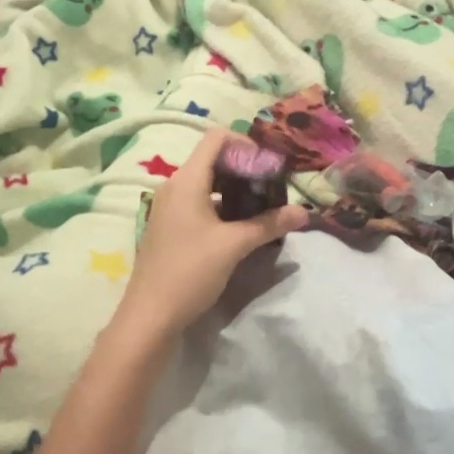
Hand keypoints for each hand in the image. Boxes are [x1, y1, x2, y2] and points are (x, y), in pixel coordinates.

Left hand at [119, 128, 308, 336]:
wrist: (150, 316)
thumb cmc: (190, 271)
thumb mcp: (234, 245)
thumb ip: (269, 224)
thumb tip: (304, 212)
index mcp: (186, 180)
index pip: (216, 138)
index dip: (245, 143)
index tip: (268, 166)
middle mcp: (174, 186)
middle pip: (212, 159)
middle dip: (244, 168)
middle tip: (270, 188)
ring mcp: (168, 207)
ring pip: (205, 183)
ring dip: (233, 189)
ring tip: (260, 207)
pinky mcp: (169, 226)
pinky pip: (197, 202)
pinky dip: (219, 205)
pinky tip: (239, 227)